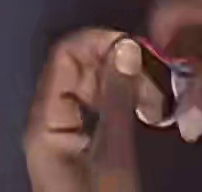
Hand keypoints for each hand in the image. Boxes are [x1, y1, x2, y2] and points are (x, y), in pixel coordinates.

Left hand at [24, 30, 162, 191]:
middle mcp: (48, 119)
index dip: (98, 42)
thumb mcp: (113, 159)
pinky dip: (121, 102)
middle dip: (117, 65)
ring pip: (90, 85)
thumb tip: (126, 45)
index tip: (137, 49)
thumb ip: (117, 99)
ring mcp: (62, 133)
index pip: (65, 54)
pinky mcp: (78, 147)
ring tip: (156, 103)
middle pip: (78, 67)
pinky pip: (96, 107)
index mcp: (45, 120)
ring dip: (124, 84)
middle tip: (155, 84)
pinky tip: (146, 112)